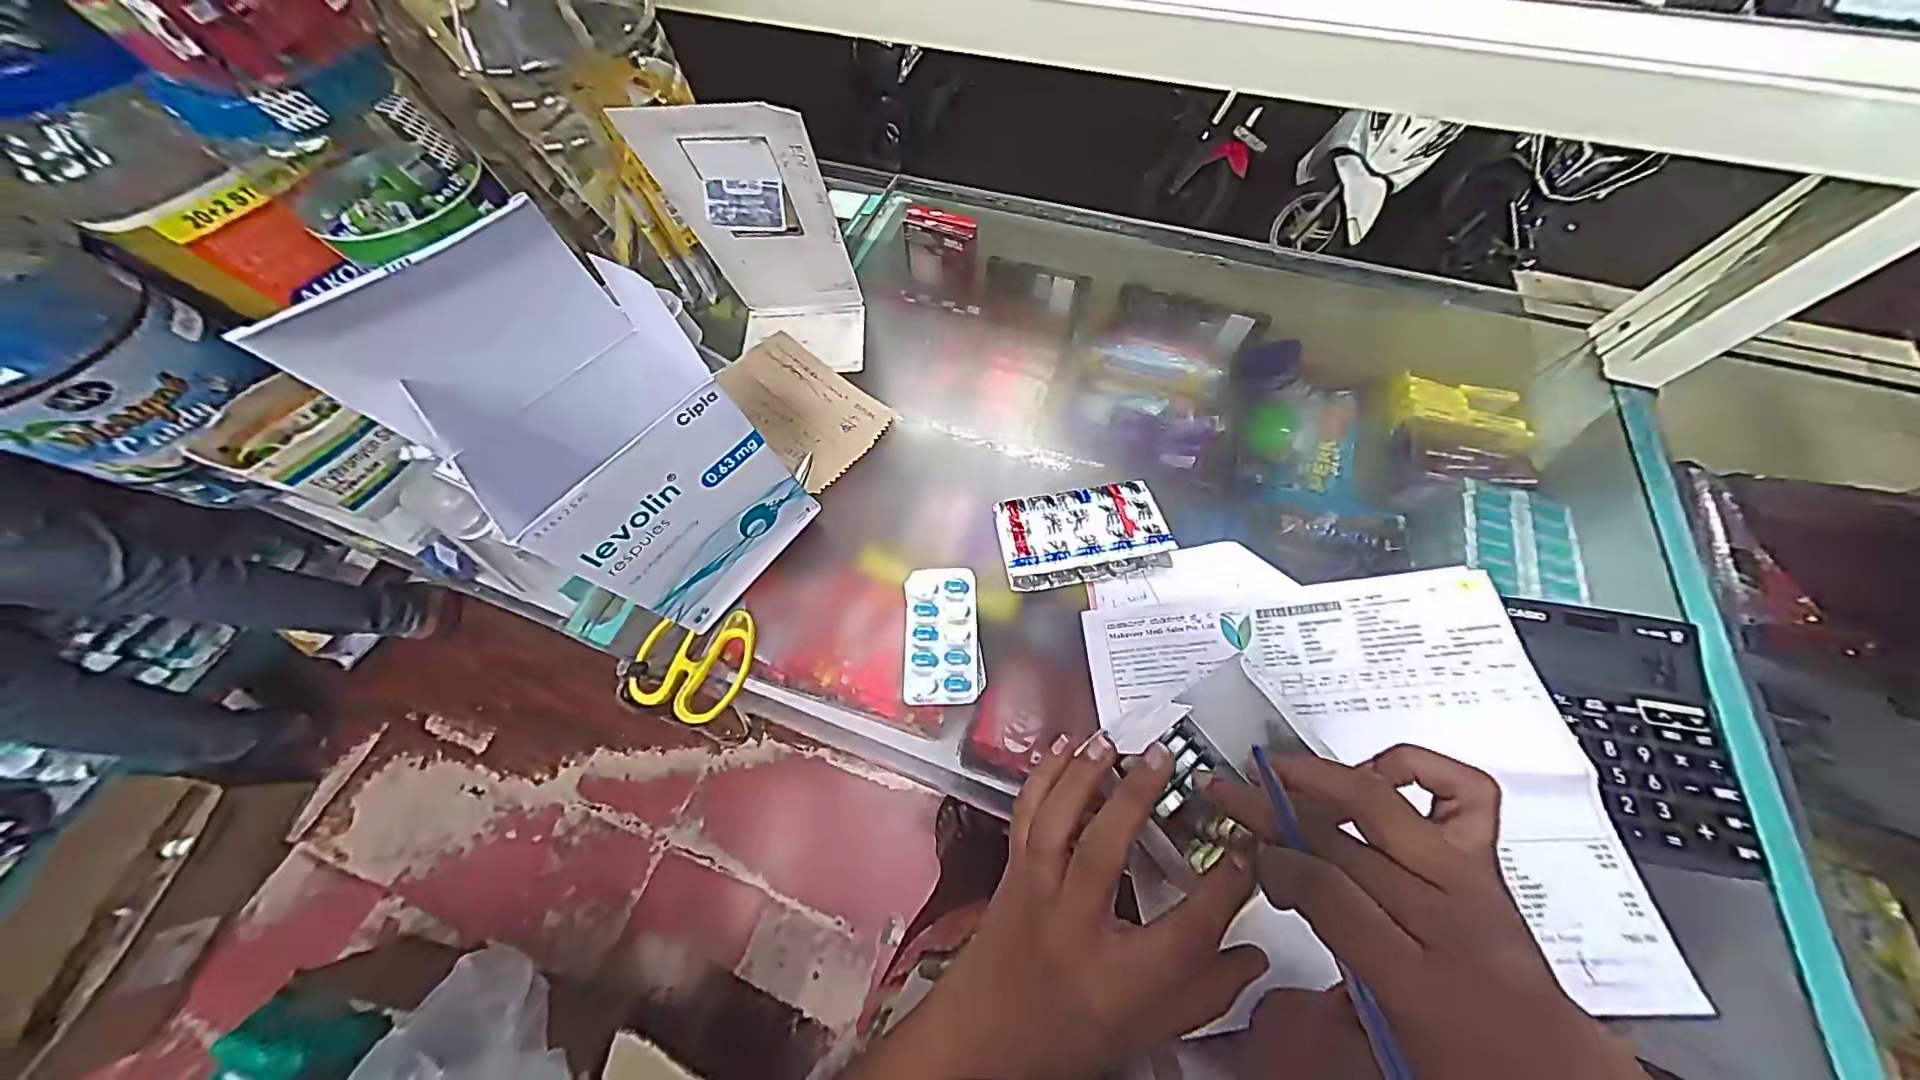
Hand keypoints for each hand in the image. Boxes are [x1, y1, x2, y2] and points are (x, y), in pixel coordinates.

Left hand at [849, 732, 1267, 1079]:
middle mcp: (1071, 924)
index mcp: (1117, 976)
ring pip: (1053, 822)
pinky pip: (1024, 814)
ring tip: (1108, 740)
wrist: (987, 1035)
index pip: (1185, 929)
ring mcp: (1036, 890)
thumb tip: (1254, 956)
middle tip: (1162, 757)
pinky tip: (1061, 748)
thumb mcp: (1149, 1026)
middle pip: (1104, 851)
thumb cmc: (1067, 1033)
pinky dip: (1042, 775)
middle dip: (1135, 797)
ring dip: (1080, 773)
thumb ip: (1207, 991)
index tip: (1245, 851)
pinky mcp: (1014, 870)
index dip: (1224, 888)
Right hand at [1205, 745, 1645, 1079]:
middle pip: (1343, 839)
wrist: (1555, 1071)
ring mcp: (1473, 884)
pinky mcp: (1487, 864)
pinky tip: (1376, 771)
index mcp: (1419, 985)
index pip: (1327, 893)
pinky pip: (1467, 793)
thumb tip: (1269, 961)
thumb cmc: (1470, 1062)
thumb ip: (1313, 1008)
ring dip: (1320, 777)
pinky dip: (1417, 767)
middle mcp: (1451, 922)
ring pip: (1382, 803)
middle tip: (1235, 793)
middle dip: (1272, 807)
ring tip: (1283, 770)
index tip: (1254, 856)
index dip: (1276, 864)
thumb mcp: (1375, 1049)